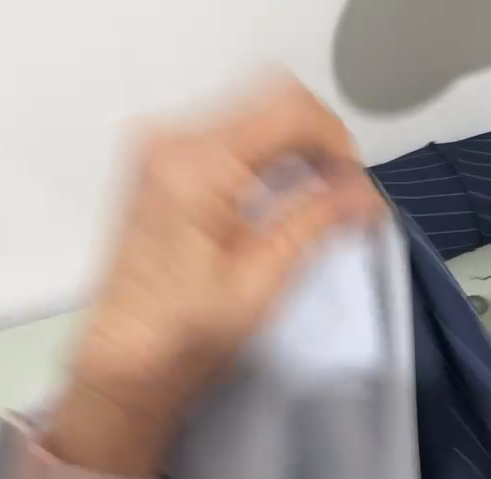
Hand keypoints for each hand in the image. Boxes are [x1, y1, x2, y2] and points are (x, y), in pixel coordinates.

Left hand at [50, 77, 382, 474]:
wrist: (124, 365)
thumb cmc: (186, 338)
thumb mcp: (261, 281)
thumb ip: (313, 223)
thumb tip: (365, 194)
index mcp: (196, 164)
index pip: (289, 109)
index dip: (337, 142)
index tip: (357, 188)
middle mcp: (170, 140)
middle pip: (269, 102)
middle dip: (319, 144)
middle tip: (344, 196)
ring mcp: (158, 150)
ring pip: (250, 117)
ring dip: (293, 151)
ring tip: (318, 203)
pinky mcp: (157, 168)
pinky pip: (226, 140)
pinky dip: (264, 160)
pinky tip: (279, 201)